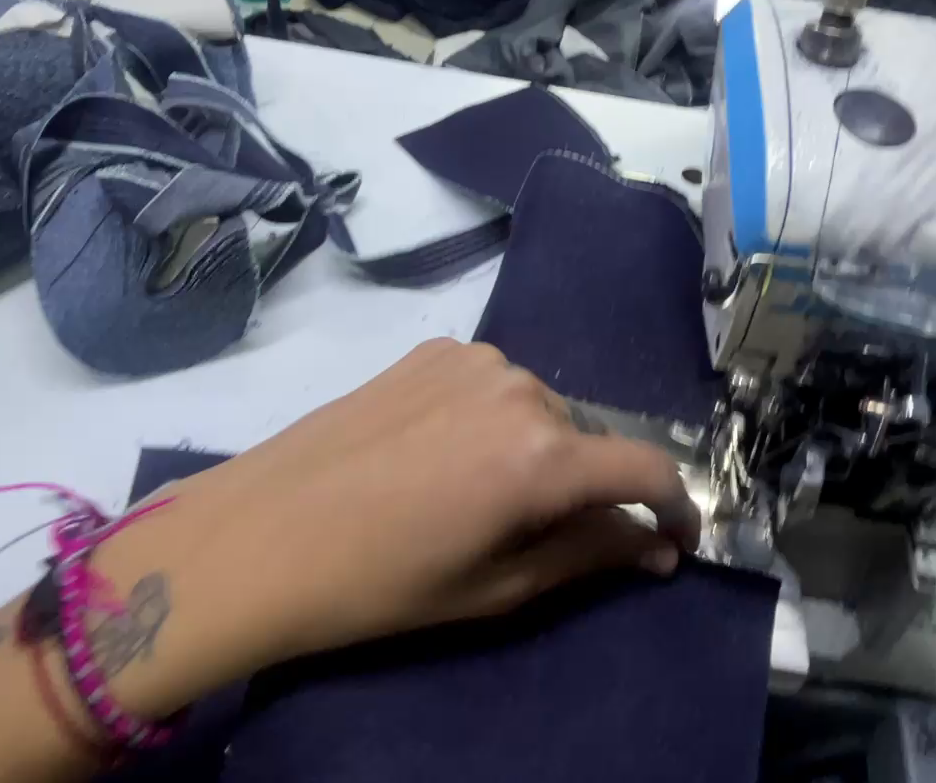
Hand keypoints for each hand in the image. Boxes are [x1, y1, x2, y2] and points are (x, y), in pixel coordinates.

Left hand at [92, 339, 701, 715]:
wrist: (260, 532)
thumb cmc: (380, 582)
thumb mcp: (496, 588)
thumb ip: (589, 556)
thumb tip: (657, 547)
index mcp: (542, 455)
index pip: (646, 469)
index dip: (675, 506)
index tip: (674, 536)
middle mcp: (522, 387)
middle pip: (588, 438)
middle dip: (583, 485)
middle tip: (535, 531)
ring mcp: (475, 358)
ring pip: (540, 409)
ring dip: (535, 449)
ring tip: (476, 491)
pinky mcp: (435, 348)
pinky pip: (494, 385)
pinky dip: (493, 419)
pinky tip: (443, 450)